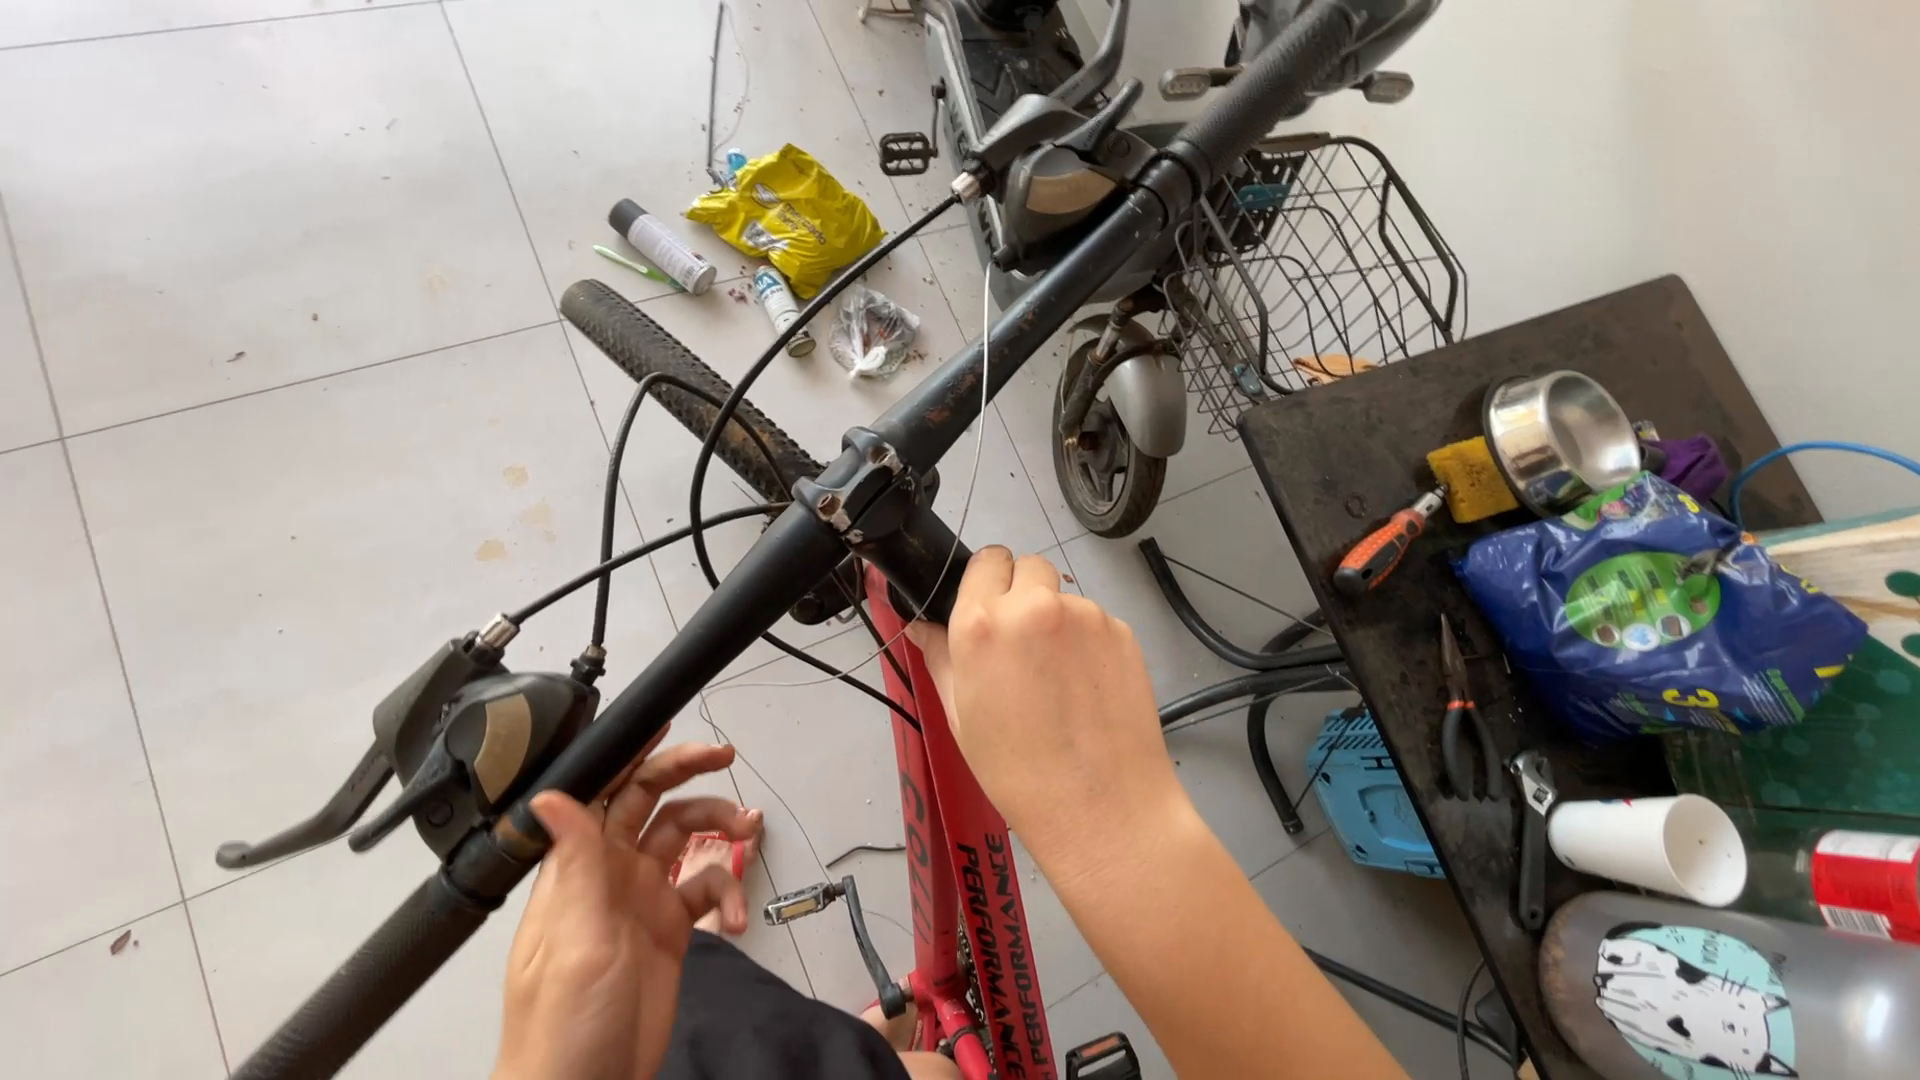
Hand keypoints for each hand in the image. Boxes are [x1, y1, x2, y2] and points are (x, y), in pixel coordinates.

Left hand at [494, 736, 760, 1079]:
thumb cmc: (561, 1029)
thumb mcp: (573, 940)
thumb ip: (575, 863)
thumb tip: (552, 797)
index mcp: (579, 870)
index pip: (605, 793)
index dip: (635, 755)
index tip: (668, 726)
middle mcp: (611, 875)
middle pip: (652, 803)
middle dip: (689, 773)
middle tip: (724, 757)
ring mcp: (642, 900)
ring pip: (687, 839)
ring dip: (719, 830)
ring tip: (746, 834)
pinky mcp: (669, 928)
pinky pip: (706, 890)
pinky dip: (727, 895)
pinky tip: (733, 917)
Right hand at [907, 547, 1183, 860]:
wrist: (1102, 806)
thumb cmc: (1017, 772)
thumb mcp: (960, 715)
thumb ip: (940, 656)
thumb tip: (922, 624)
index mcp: (982, 624)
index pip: (985, 561)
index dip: (985, 583)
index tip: (988, 610)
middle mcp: (1033, 606)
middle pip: (1028, 566)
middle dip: (1021, 592)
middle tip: (1021, 643)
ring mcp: (1085, 615)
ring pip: (1063, 595)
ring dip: (1055, 619)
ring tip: (1059, 677)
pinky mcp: (1122, 631)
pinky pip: (1095, 620)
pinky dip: (1087, 641)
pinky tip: (1088, 686)